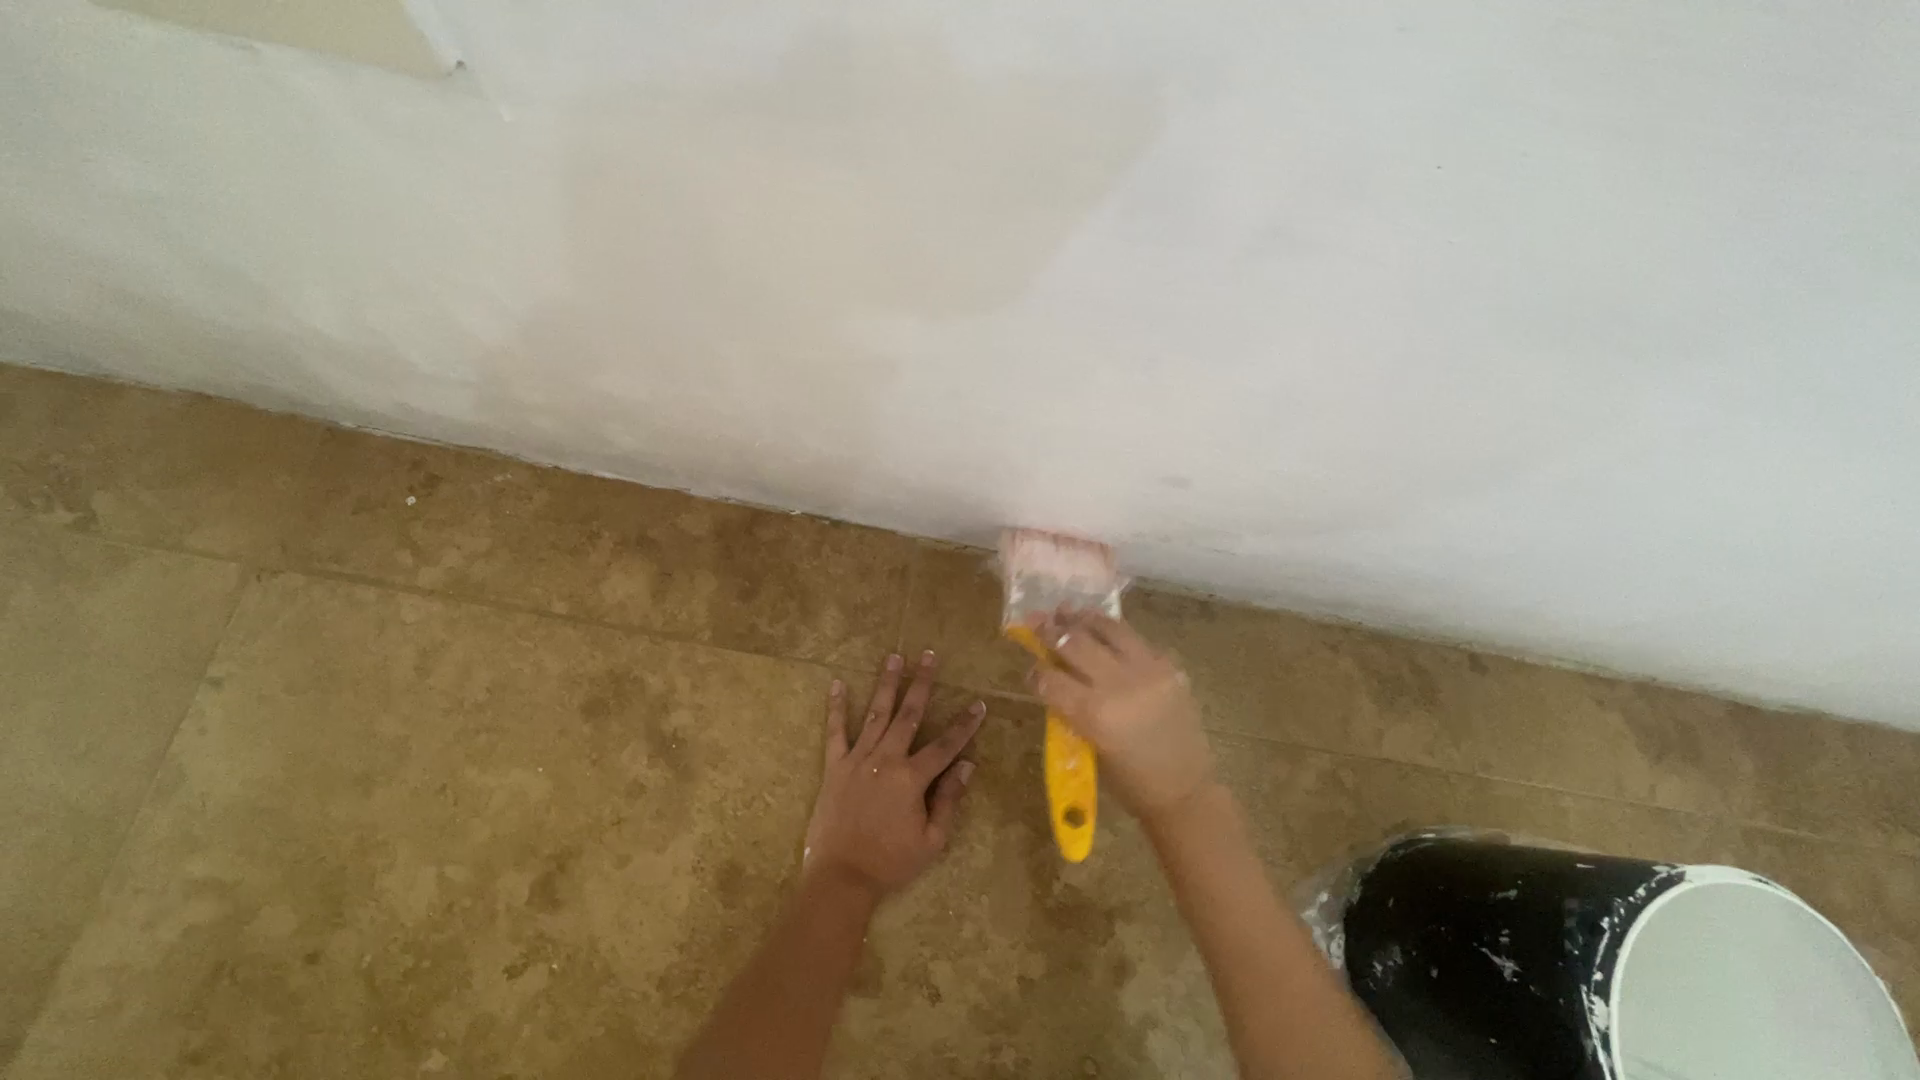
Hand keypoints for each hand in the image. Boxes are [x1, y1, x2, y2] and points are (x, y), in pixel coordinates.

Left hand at [803, 651, 985, 900]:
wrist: (841, 876)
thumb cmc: (891, 862)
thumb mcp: (932, 840)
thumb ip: (949, 800)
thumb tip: (967, 765)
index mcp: (912, 778)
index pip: (945, 745)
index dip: (965, 725)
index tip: (979, 704)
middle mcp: (886, 760)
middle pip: (909, 715)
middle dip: (922, 683)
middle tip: (929, 655)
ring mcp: (858, 760)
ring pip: (876, 714)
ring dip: (887, 684)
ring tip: (894, 657)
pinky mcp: (834, 767)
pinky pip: (835, 732)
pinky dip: (836, 707)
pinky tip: (838, 684)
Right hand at [1029, 611, 1214, 823]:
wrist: (1185, 790)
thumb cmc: (1130, 783)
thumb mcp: (1090, 748)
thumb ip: (1072, 711)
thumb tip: (1054, 680)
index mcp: (1094, 714)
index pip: (1051, 679)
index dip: (1036, 671)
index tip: (1030, 666)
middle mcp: (1119, 685)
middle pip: (1076, 644)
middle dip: (1051, 630)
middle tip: (1036, 619)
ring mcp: (1148, 671)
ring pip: (1110, 630)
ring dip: (1084, 619)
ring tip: (1068, 610)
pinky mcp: (1170, 668)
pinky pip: (1138, 641)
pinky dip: (1117, 634)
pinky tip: (1106, 630)